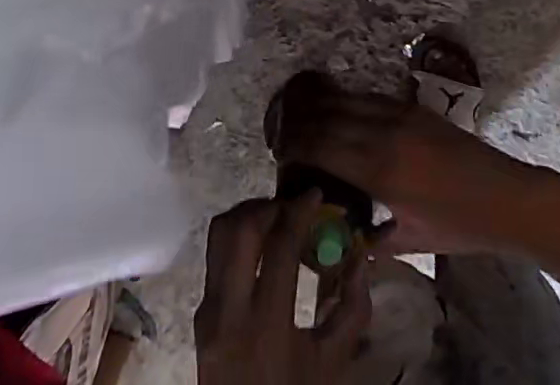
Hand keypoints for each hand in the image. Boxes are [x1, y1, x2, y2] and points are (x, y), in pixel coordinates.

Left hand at [194, 193, 369, 384]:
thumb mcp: (331, 365)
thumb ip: (350, 310)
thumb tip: (361, 257)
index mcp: (267, 324)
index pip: (279, 247)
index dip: (298, 212)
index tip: (315, 194)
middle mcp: (229, 310)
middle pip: (239, 230)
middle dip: (267, 206)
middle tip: (291, 204)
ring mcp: (208, 309)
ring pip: (218, 235)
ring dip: (246, 215)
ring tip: (274, 216)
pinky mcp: (199, 312)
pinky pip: (214, 257)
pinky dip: (236, 238)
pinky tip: (258, 243)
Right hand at [271, 73, 537, 254]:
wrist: (508, 198)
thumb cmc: (459, 226)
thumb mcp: (410, 240)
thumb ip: (369, 237)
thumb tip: (337, 240)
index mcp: (379, 170)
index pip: (320, 146)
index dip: (295, 145)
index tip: (281, 153)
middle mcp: (383, 133)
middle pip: (326, 117)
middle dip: (301, 123)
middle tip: (286, 134)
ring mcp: (398, 114)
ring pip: (345, 100)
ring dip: (320, 107)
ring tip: (304, 116)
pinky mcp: (411, 107)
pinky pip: (366, 98)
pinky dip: (346, 103)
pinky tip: (338, 111)